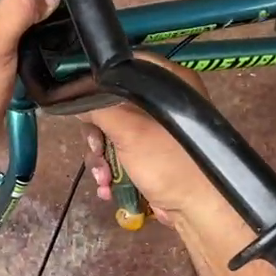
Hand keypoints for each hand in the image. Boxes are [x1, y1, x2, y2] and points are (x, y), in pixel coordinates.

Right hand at [78, 57, 246, 242]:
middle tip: (96, 149)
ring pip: (113, 132)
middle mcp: (165, 102)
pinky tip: (109, 187)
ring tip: (103, 178)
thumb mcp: (129, 130)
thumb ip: (98, 109)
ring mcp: (158, 131)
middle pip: (113, 103)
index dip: (99, 79)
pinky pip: (121, 154)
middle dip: (97, 133)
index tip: (80, 97)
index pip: (126, 65)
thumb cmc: (171, 162)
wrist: (199, 209)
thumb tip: (76, 101)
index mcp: (169, 82)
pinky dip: (112, 170)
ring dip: (101, 157)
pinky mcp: (153, 155)